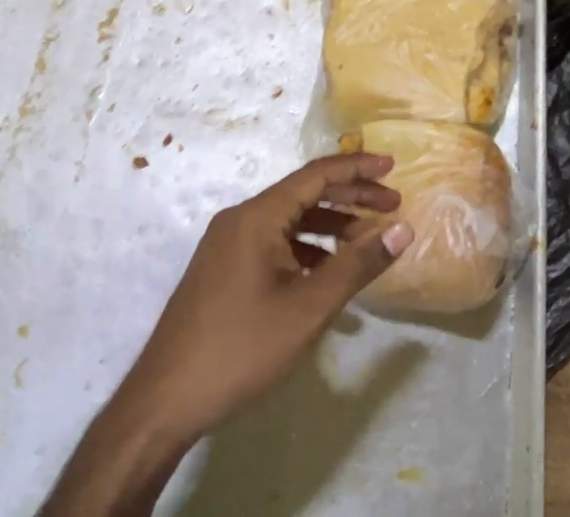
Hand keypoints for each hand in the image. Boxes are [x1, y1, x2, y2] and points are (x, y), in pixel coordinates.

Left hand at [42, 153, 413, 516]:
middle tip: (393, 206)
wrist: (166, 400)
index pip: (316, 175)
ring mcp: (228, 246)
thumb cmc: (241, 347)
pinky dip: (309, 250)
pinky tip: (331, 276)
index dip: (358, 168)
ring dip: (332, 226)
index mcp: (256, 217)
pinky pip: (275, 245)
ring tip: (369, 242)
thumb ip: (358, 264)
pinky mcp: (225, 271)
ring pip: (290, 222)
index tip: (394, 167)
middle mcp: (240, 221)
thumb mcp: (309, 307)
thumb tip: (403, 230)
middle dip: (351, 197)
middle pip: (304, 194)